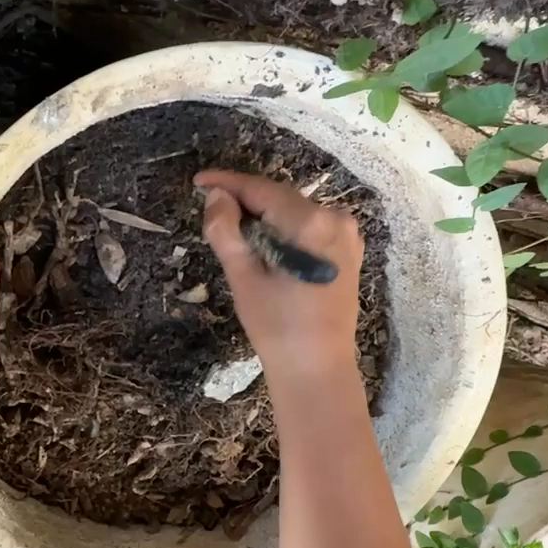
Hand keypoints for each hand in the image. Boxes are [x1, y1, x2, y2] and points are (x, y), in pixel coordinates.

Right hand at [197, 170, 363, 375]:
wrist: (316, 367)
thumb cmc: (276, 326)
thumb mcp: (243, 277)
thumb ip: (226, 231)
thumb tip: (216, 196)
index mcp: (311, 223)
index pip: (262, 190)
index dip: (228, 183)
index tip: (199, 181)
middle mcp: (336, 219)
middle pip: (280, 198)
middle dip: (244, 199)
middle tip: (209, 206)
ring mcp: (347, 235)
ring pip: (294, 212)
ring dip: (262, 214)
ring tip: (231, 226)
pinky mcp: (347, 251)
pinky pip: (309, 228)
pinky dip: (282, 228)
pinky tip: (262, 242)